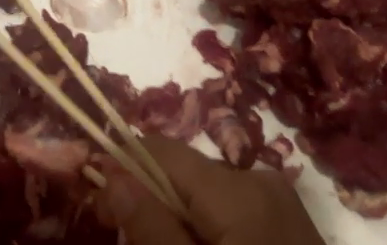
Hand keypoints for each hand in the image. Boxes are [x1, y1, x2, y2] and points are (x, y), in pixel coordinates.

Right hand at [99, 134, 327, 244]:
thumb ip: (152, 230)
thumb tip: (111, 175)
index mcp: (238, 191)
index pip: (161, 151)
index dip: (123, 171)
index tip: (99, 209)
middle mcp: (260, 181)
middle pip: (181, 173)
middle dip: (149, 202)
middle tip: (128, 243)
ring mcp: (280, 203)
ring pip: (203, 194)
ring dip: (175, 220)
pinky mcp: (288, 225)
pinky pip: (230, 211)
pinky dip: (205, 231)